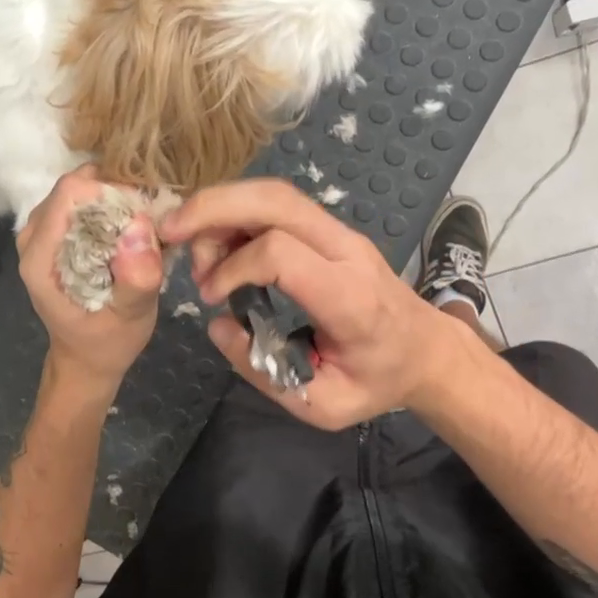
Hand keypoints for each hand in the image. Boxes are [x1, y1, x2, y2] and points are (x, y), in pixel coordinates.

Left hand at [15, 166, 164, 394]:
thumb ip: (136, 278)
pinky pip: (74, 204)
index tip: (140, 212)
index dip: (108, 191)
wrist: (86, 361)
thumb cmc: (107, 343)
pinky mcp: (48, 236)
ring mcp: (37, 236)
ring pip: (73, 193)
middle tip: (144, 219)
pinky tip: (123, 230)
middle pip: (70, 189)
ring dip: (107, 199)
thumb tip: (140, 226)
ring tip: (137, 225)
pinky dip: (101, 208)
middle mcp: (30, 240)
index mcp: (39, 259)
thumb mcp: (132, 317)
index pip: (68, 194)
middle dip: (111, 193)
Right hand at [161, 179, 467, 429]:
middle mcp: (346, 250)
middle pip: (274, 200)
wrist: (427, 349)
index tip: (210, 296)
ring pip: (272, 193)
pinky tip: (215, 240)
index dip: (233, 267)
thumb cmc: (376, 380)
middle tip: (170, 232)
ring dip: (220, 207)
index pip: (281, 253)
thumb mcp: (324, 405)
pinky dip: (234, 209)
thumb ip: (264, 372)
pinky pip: (275, 201)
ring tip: (193, 246)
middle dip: (213, 208)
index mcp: (349, 297)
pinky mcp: (327, 226)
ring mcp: (339, 231)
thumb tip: (218, 325)